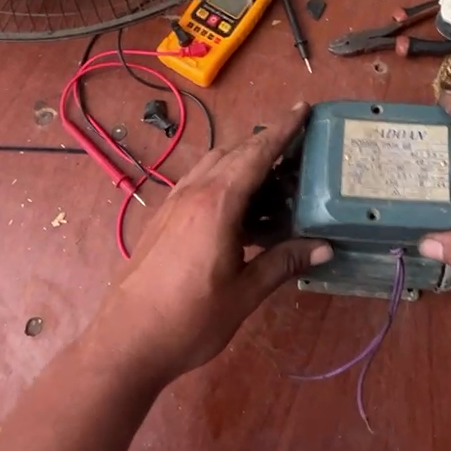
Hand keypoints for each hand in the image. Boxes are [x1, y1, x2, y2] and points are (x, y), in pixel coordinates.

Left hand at [92, 101, 331, 382]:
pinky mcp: (163, 217)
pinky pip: (198, 180)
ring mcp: (174, 203)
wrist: (125, 343)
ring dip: (242, 157)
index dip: (282, 130)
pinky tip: (234, 202)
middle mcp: (195, 192)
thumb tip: (325, 247)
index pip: (257, 154)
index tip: (302, 108)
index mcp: (218, 203)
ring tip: (270, 171)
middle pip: (235, 152)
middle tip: (296, 141)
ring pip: (213, 163)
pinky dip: (222, 175)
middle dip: (266, 141)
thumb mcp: (244, 293)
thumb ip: (282, 263)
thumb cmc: (190, 319)